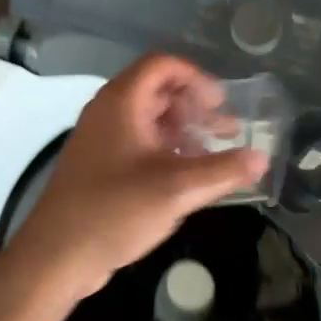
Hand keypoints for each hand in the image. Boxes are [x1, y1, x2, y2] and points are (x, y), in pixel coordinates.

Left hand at [8, 54, 267, 297]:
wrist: (58, 254)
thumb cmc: (115, 210)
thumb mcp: (177, 189)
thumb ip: (223, 171)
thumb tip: (262, 158)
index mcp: (121, 102)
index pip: (161, 65)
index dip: (195, 77)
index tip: (220, 104)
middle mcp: (108, 113)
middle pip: (157, 91)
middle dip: (195, 107)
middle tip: (227, 130)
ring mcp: (101, 140)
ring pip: (149, 121)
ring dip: (184, 132)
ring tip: (216, 154)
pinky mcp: (100, 167)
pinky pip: (139, 145)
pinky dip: (166, 152)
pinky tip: (188, 178)